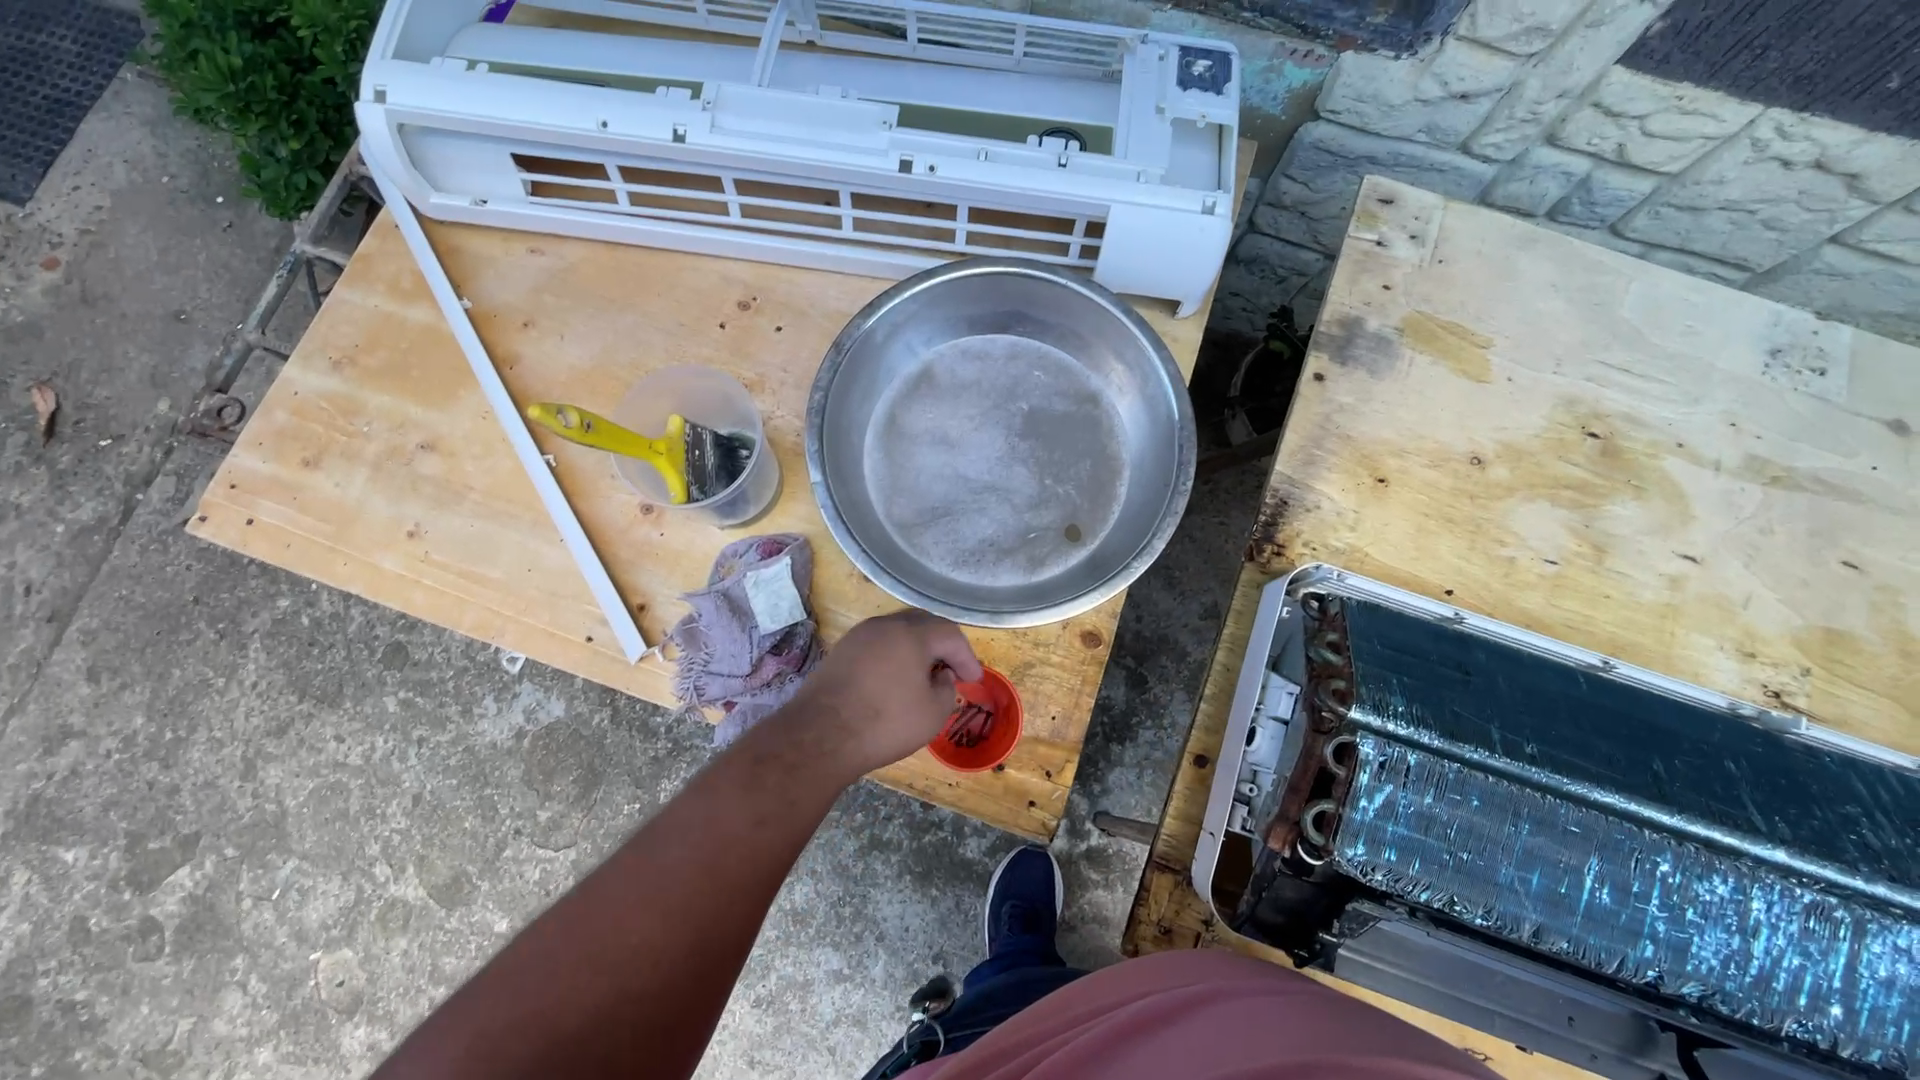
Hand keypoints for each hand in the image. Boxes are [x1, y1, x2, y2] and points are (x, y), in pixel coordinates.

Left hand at [788, 610, 983, 778]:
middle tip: (953, 670)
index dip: (966, 657)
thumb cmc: (885, 723)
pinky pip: (877, 646)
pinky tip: (896, 680)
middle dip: (943, 646)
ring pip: (897, 633)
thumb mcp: (933, 713)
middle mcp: (884, 625)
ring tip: (926, 676)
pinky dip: (894, 657)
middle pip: (922, 625)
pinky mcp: (840, 652)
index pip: (950, 634)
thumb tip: (940, 676)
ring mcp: (858, 637)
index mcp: (911, 633)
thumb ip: (947, 689)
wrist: (820, 736)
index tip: (973, 681)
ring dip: (917, 650)